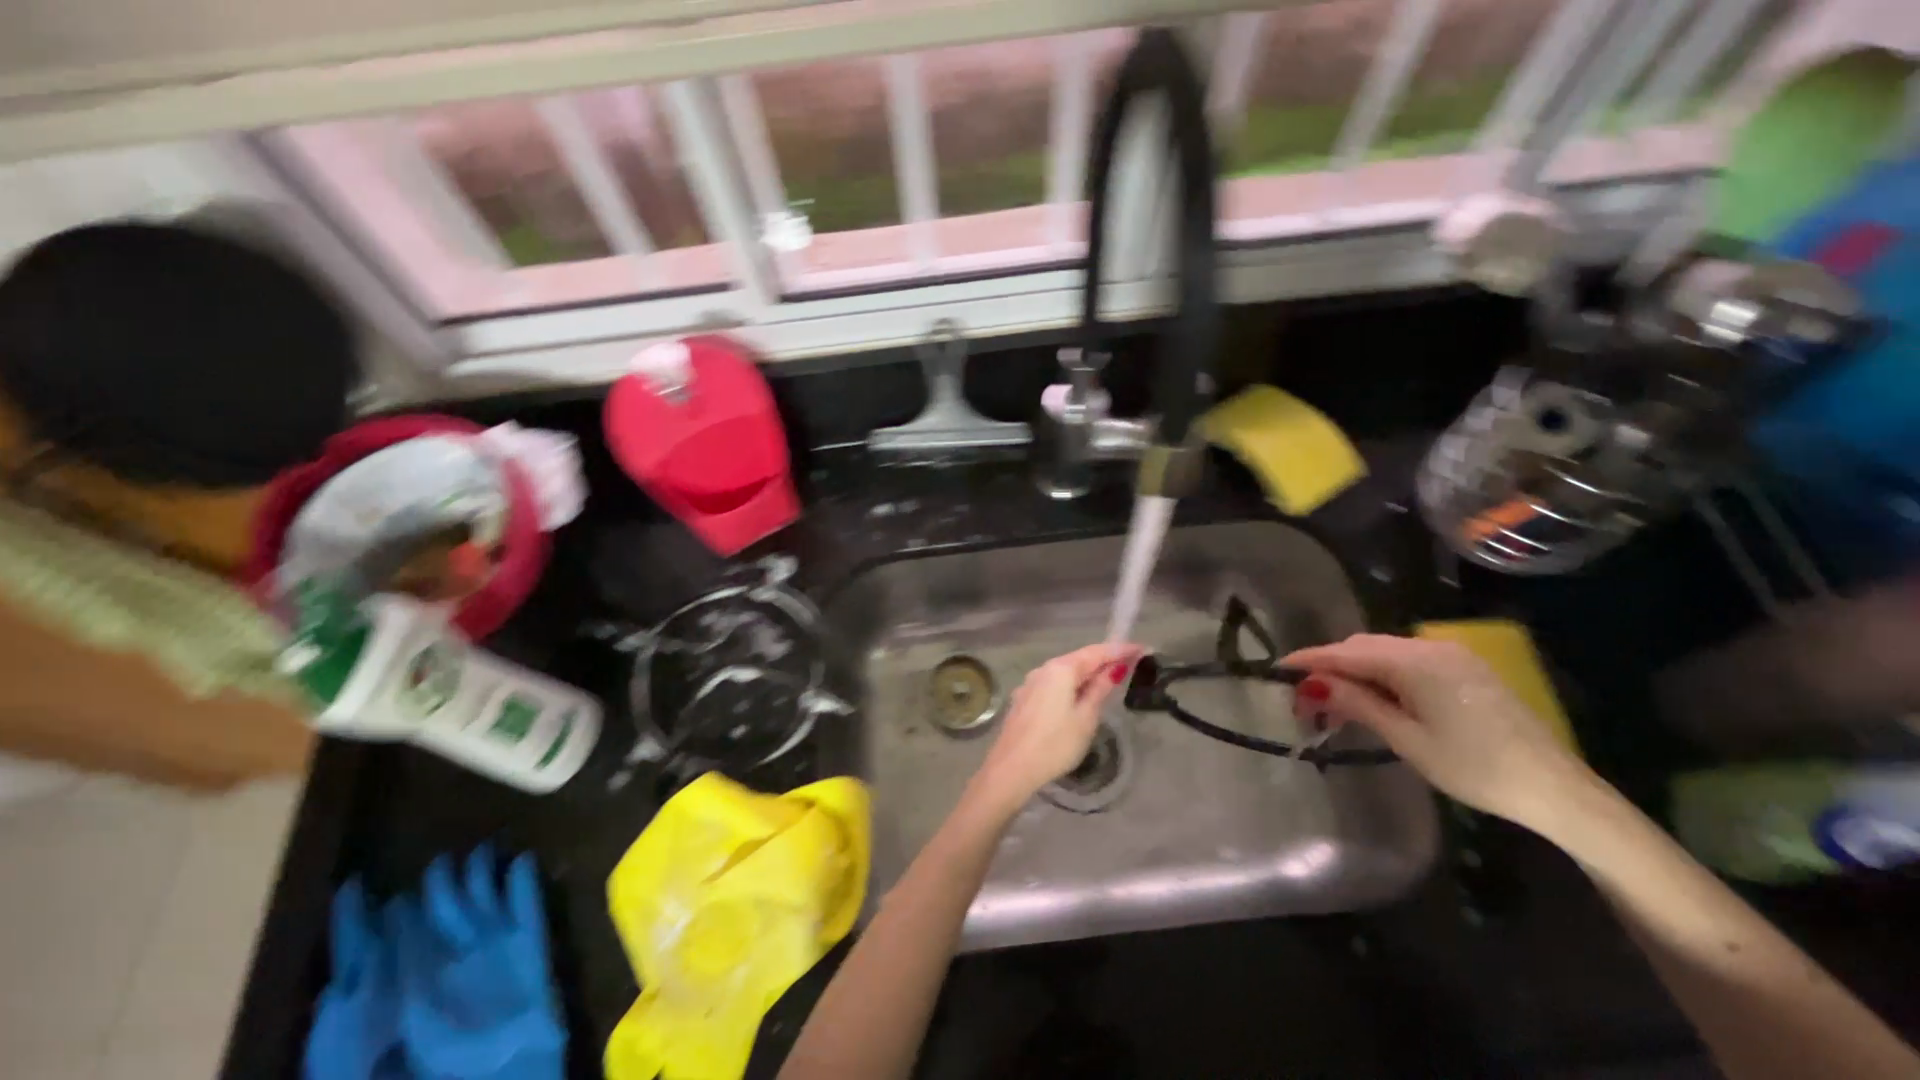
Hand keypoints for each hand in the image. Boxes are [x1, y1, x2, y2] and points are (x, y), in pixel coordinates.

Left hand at [970, 644, 1142, 812]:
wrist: (1011, 769)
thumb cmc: (1055, 744)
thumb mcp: (1085, 718)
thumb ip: (1100, 690)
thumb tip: (1115, 668)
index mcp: (1060, 669)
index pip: (1096, 652)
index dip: (1121, 649)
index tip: (1142, 648)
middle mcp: (1042, 670)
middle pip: (1079, 659)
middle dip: (1104, 659)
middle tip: (1130, 662)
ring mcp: (1030, 684)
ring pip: (1064, 672)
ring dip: (1087, 673)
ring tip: (1109, 678)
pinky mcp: (1023, 700)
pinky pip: (1053, 685)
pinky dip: (1071, 685)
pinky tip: (1079, 695)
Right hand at [1283, 634, 1595, 831]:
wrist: (1553, 787)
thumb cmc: (1474, 769)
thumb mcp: (1408, 741)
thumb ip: (1360, 705)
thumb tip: (1315, 684)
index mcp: (1416, 662)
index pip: (1348, 652)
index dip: (1311, 659)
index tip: (1278, 669)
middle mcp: (1432, 648)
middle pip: (1366, 647)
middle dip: (1331, 667)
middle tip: (1304, 700)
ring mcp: (1453, 656)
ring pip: (1387, 653)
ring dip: (1357, 671)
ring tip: (1334, 703)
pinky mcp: (1466, 670)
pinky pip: (1410, 661)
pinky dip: (1383, 674)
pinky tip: (1375, 698)